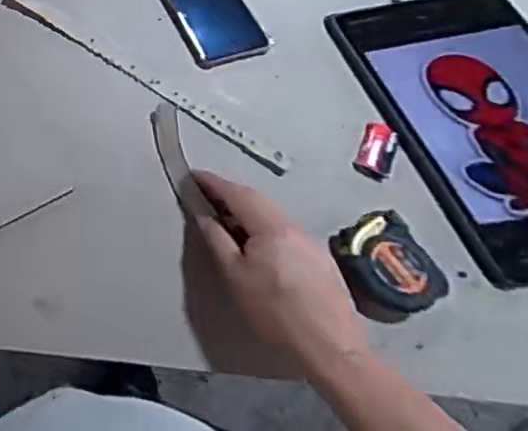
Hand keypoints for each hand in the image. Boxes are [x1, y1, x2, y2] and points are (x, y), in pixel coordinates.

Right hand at [191, 170, 368, 373]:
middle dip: (231, 195)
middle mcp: (293, 226)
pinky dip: (266, 228)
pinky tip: (261, 247)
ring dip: (249, 212)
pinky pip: (286, 230)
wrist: (333, 350)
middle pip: (257, 200)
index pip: (236, 193)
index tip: (194, 176)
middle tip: (208, 197)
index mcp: (271, 226)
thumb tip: (203, 215)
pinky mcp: (321, 258)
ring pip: (273, 215)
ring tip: (230, 224)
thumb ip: (216, 240)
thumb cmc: (276, 313)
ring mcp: (311, 241)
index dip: (213, 183)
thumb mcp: (236, 277)